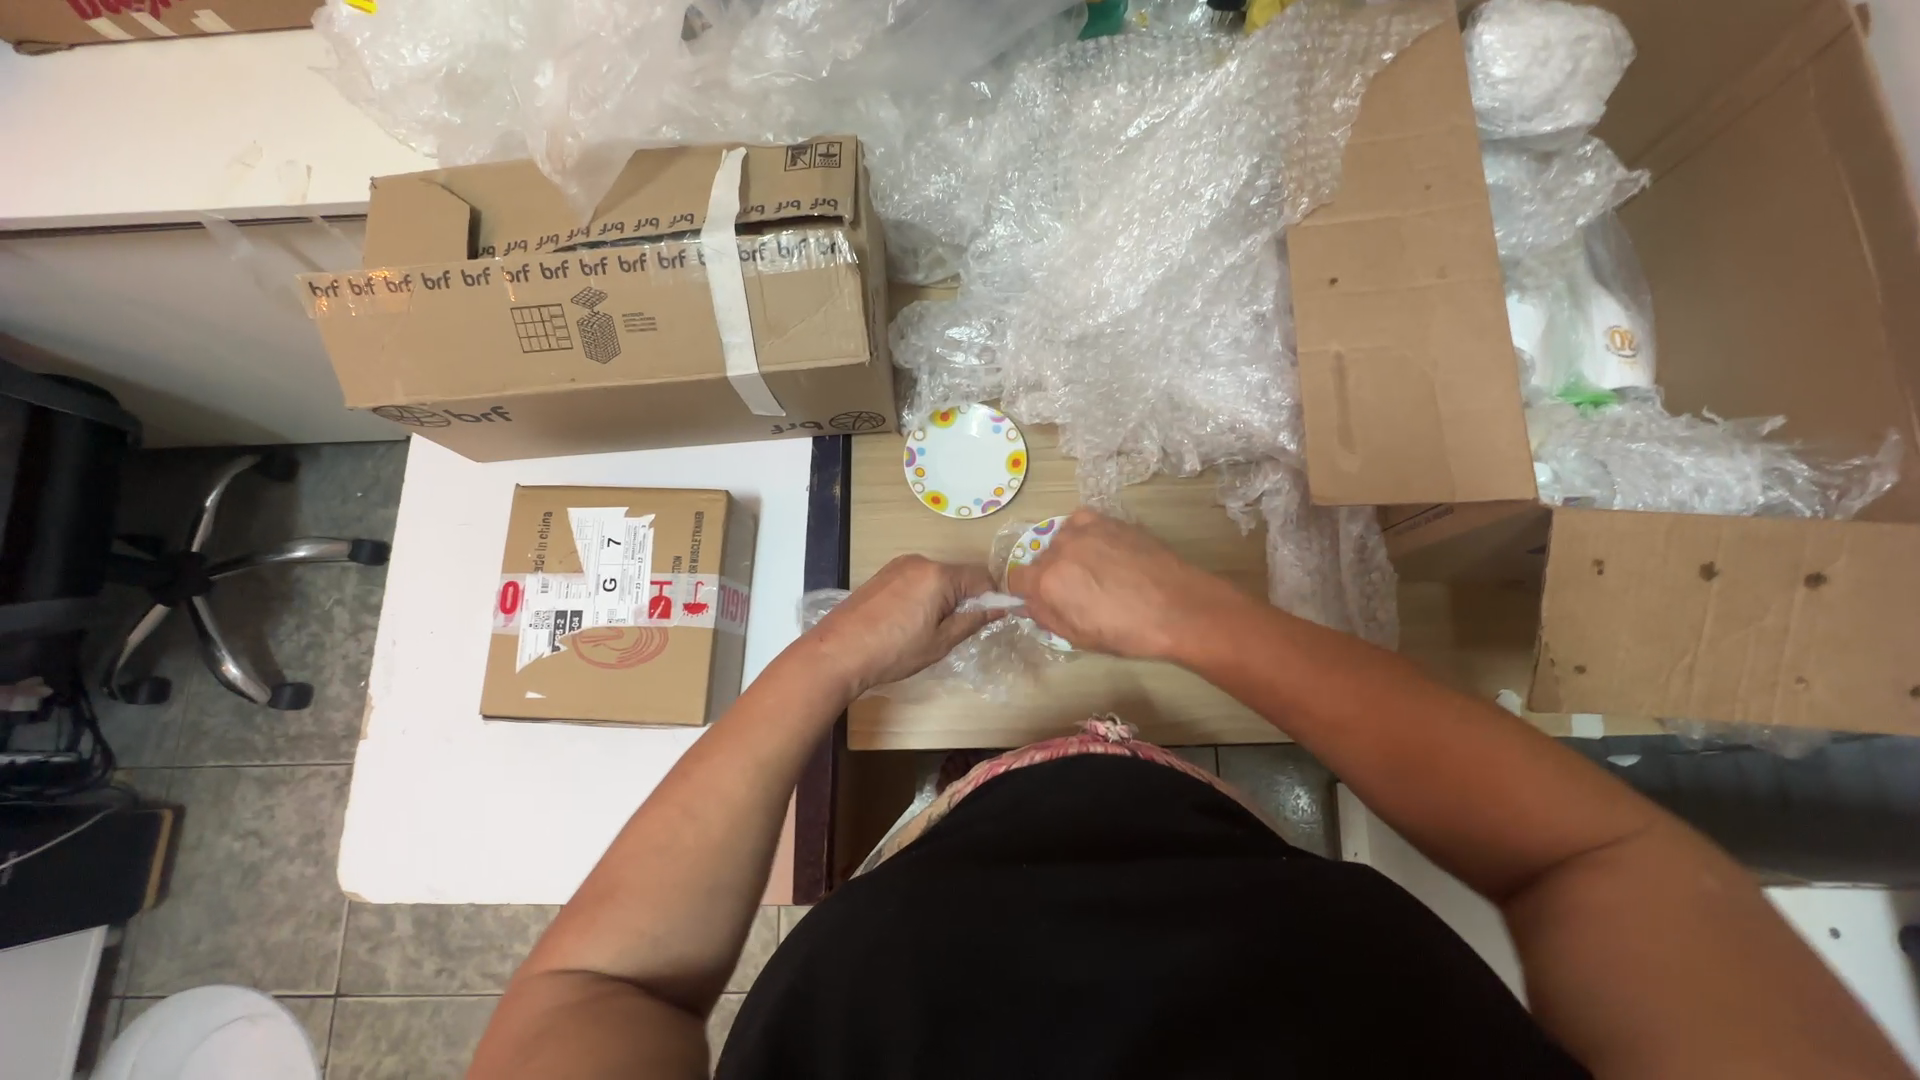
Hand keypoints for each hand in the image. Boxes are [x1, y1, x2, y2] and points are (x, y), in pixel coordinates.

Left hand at [798, 556, 1000, 696]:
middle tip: (955, 631)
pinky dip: (923, 597)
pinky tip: (909, 623)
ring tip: (927, 631)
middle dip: (964, 599)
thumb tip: (999, 608)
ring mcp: (898, 566)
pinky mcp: (882, 575)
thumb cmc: (894, 650)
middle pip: (958, 576)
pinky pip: (916, 580)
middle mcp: (920, 562)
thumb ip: (972, 620)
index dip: (992, 598)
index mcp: (938, 575)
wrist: (839, 652)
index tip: (991, 619)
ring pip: (936, 578)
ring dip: (942, 599)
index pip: (981, 577)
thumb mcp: (941, 641)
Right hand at [1005, 509, 1248, 660]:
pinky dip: (1084, 534)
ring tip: (1096, 571)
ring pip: (1060, 540)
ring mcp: (1085, 530)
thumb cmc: (1128, 632)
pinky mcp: (1108, 520)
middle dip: (1050, 575)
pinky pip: (1081, 523)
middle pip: (1039, 560)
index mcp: (1047, 582)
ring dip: (1069, 554)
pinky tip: (1102, 550)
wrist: (1178, 607)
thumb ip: (1045, 616)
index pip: (1015, 579)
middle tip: (1078, 592)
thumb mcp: (1078, 637)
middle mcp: (1059, 550)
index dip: (1025, 592)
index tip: (1041, 599)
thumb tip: (1026, 604)